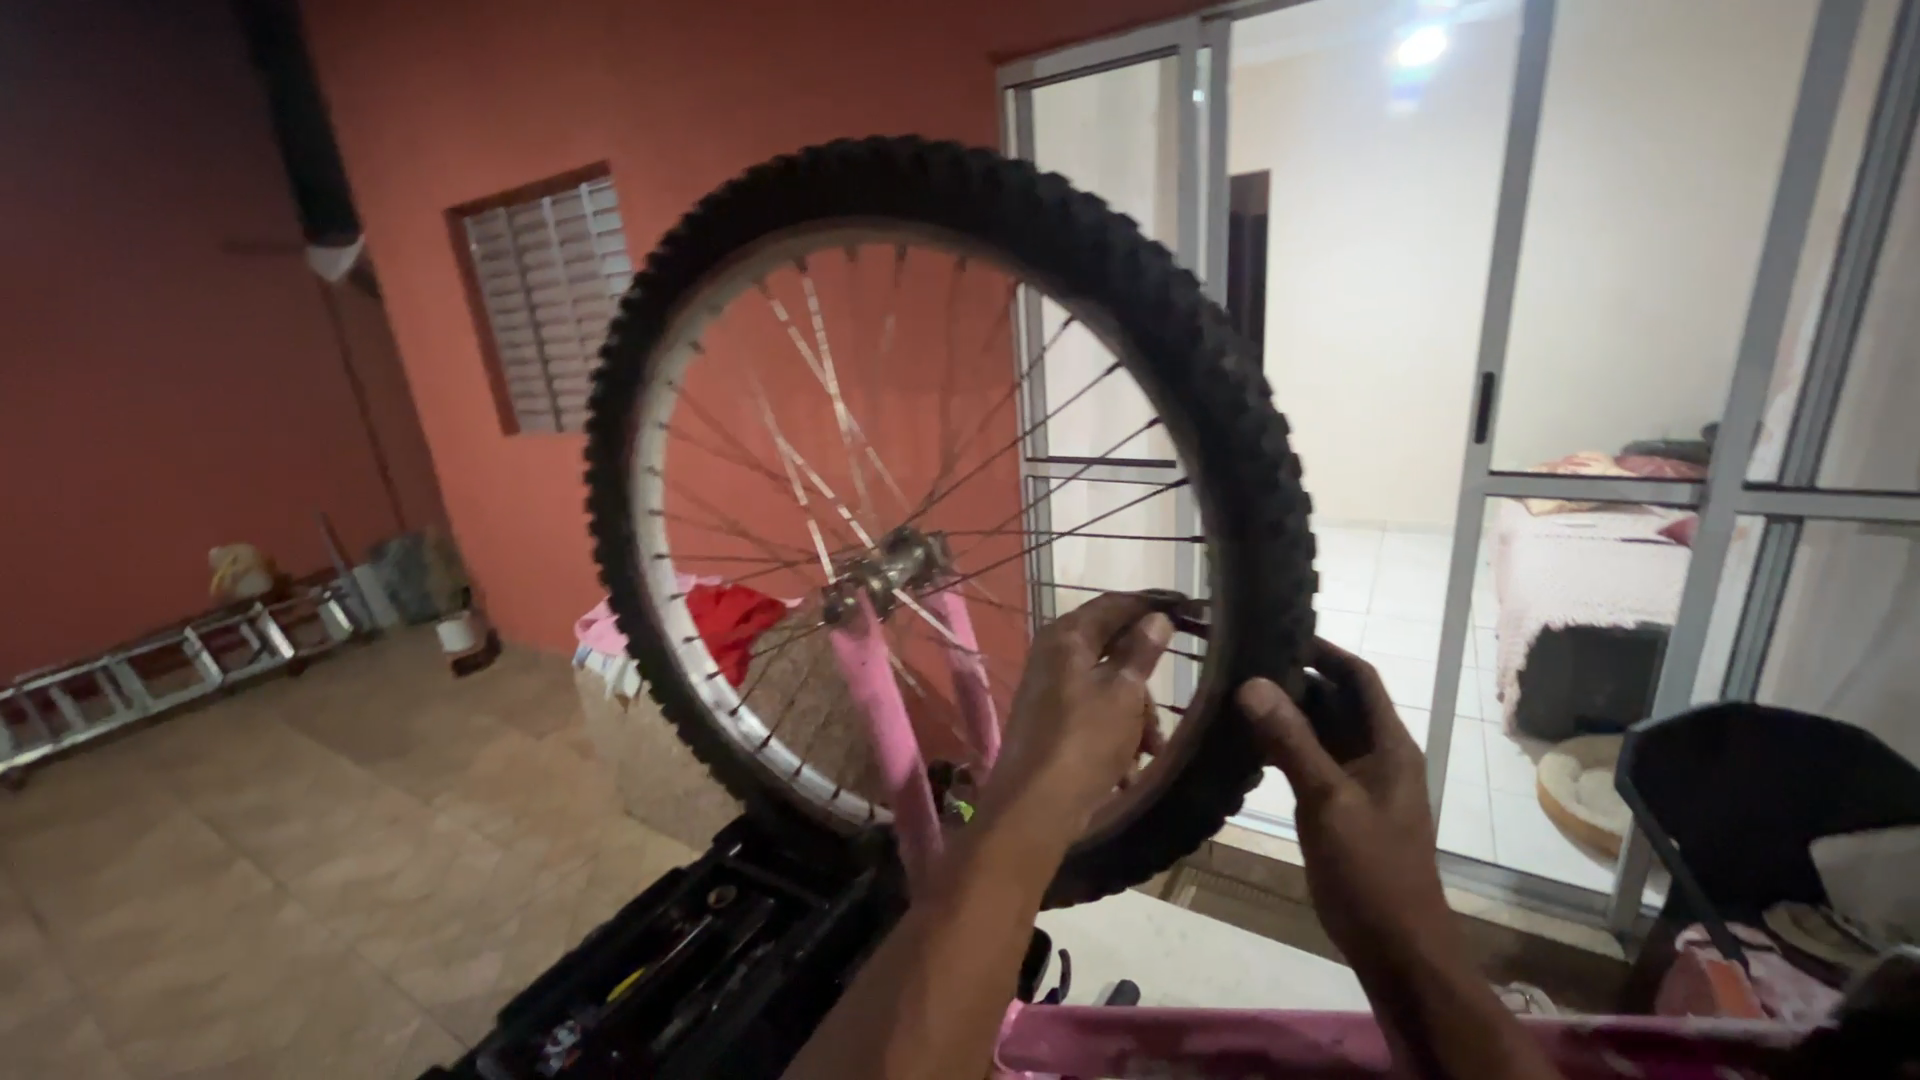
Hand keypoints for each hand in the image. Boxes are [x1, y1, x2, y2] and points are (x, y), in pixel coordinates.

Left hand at [978, 593, 1172, 846]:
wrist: (1037, 804)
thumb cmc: (1085, 739)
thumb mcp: (1123, 693)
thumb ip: (1140, 652)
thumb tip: (1156, 617)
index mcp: (1066, 637)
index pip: (1113, 604)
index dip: (1149, 604)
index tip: (1186, 609)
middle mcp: (1053, 655)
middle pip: (1111, 649)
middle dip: (1143, 681)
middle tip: (1163, 709)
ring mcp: (1049, 690)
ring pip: (1107, 687)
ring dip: (1134, 716)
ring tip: (1149, 748)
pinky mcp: (1051, 722)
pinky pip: (1093, 715)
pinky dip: (1115, 734)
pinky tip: (1129, 766)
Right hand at [1236, 640, 1453, 968]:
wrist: (1395, 946)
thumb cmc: (1372, 869)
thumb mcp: (1330, 799)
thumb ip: (1292, 741)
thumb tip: (1252, 683)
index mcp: (1389, 745)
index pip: (1359, 678)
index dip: (1324, 650)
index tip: (1276, 631)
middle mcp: (1375, 755)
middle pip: (1335, 700)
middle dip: (1293, 678)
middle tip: (1239, 660)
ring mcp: (1355, 781)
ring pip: (1318, 731)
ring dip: (1284, 712)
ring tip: (1233, 692)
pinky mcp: (1336, 806)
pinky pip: (1307, 760)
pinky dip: (1280, 746)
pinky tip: (1244, 742)